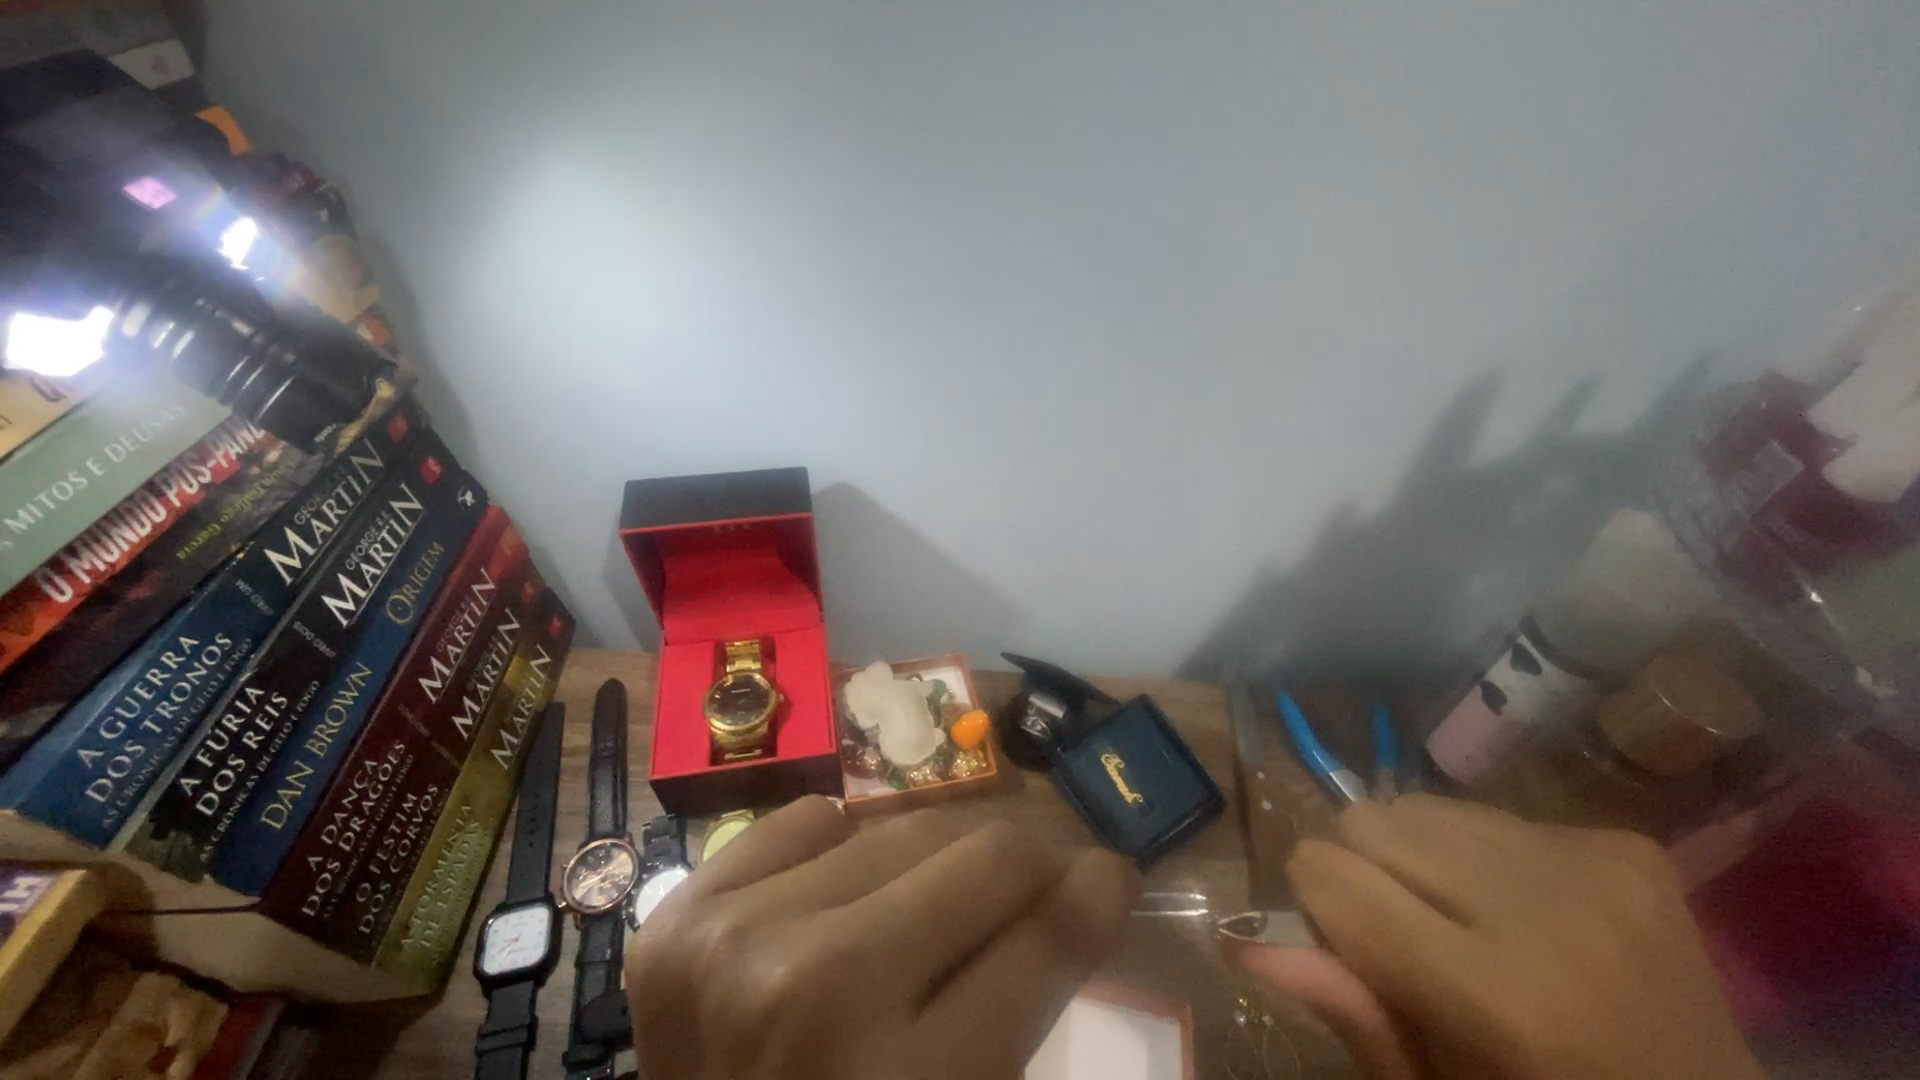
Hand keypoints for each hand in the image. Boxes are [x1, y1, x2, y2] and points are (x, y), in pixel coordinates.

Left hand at [626, 797, 1139, 1078]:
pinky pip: (808, 822)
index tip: (1109, 874)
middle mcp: (818, 992)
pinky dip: (841, 850)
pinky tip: (837, 898)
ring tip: (926, 901)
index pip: (1043, 942)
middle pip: (982, 858)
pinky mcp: (681, 913)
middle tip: (1027, 883)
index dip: (1096, 896)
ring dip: (934, 862)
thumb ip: (1024, 1002)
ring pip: (901, 828)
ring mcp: (737, 942)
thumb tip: (1080, 885)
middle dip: (1027, 865)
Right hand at [1229, 795, 1761, 1079]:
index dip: (1317, 906)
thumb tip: (1243, 941)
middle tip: (1405, 933)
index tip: (1347, 946)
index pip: (1328, 875)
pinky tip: (1521, 910)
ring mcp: (1595, 866)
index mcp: (1496, 996)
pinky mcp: (1625, 844)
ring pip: (1421, 806)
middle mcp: (1547, 910)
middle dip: (1361, 869)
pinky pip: (1490, 813)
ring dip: (1417, 855)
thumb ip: (1349, 1013)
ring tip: (1463, 918)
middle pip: (1367, 820)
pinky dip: (1481, 856)